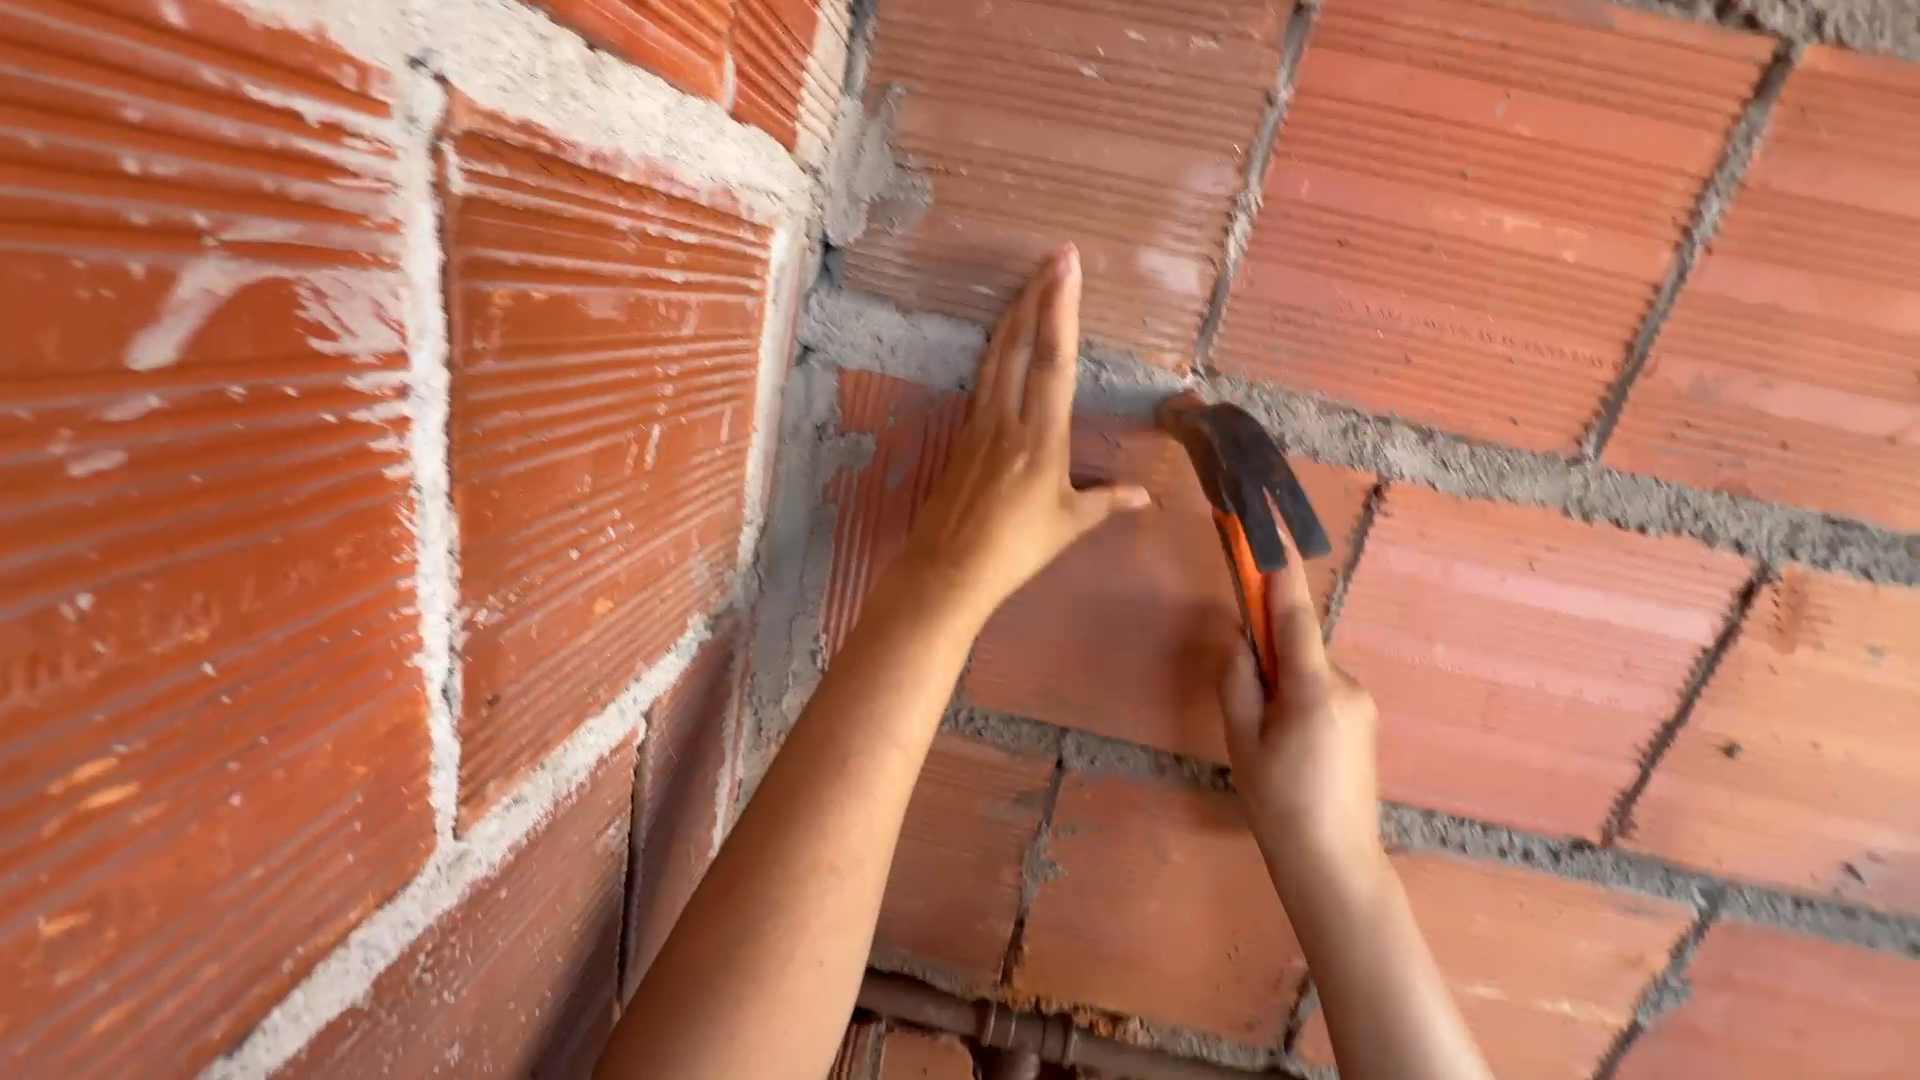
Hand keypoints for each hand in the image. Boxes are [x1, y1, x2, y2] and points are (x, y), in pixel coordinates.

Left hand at [884, 243, 1149, 629]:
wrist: (949, 569)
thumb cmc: (1016, 550)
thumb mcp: (1068, 524)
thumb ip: (1106, 503)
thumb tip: (1143, 496)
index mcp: (1041, 437)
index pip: (1054, 360)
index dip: (1061, 309)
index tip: (1066, 265)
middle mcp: (1008, 420)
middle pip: (1020, 345)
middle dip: (1037, 295)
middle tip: (1054, 255)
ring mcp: (980, 424)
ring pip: (996, 357)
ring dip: (1014, 316)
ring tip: (1029, 282)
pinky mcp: (963, 435)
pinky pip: (982, 380)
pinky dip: (996, 350)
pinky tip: (1001, 339)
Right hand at [1218, 532, 1383, 888]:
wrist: (1334, 862)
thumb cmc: (1278, 802)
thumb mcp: (1240, 739)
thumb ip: (1236, 680)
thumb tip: (1241, 640)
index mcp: (1313, 688)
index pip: (1294, 614)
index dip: (1278, 571)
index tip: (1267, 531)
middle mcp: (1346, 684)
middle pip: (1298, 644)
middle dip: (1267, 653)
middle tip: (1246, 704)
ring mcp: (1362, 702)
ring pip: (1308, 669)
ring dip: (1281, 682)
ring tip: (1268, 738)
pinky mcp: (1364, 719)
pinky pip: (1321, 688)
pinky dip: (1297, 696)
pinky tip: (1289, 744)